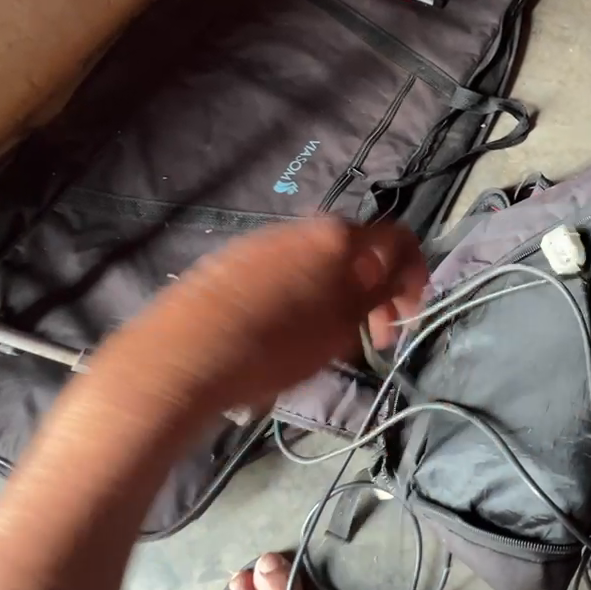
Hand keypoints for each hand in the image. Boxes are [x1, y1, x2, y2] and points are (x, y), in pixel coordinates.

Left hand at [94, 219, 427, 416]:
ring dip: (342, 298)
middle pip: (359, 252)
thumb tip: (397, 271)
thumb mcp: (342, 326)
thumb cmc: (273, 347)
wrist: (175, 361)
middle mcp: (302, 227)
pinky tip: (289, 335)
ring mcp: (263, 242)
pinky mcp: (231, 262)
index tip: (410, 315)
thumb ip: (379, 292)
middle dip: (378, 293)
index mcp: (337, 236)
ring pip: (322, 264)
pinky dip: (306, 297)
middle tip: (378, 339)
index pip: (399, 239)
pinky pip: (287, 273)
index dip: (416, 275)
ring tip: (333, 343)